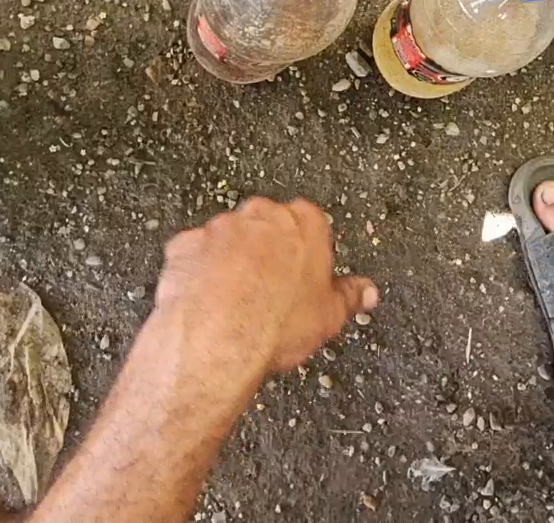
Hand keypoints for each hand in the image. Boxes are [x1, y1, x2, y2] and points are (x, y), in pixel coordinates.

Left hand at [154, 197, 377, 379]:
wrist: (219, 339)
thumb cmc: (275, 323)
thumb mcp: (329, 316)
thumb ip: (350, 295)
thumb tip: (366, 292)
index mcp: (305, 222)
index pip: (311, 226)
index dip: (305, 254)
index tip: (302, 275)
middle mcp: (263, 215)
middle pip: (268, 227)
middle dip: (267, 252)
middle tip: (268, 289)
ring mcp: (222, 227)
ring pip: (229, 239)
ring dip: (230, 261)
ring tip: (233, 301)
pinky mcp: (187, 243)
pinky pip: (194, 254)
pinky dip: (197, 271)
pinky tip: (204, 300)